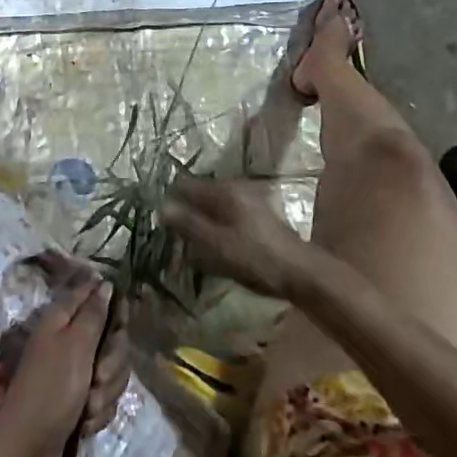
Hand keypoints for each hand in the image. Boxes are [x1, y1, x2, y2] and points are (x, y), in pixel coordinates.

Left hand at [0, 270, 112, 456]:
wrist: (30, 449)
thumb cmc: (52, 388)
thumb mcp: (75, 344)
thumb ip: (94, 312)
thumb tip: (106, 282)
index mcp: (62, 318)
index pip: (93, 293)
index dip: (112, 304)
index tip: (118, 323)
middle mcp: (70, 339)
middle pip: (111, 336)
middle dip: (112, 361)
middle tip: (98, 375)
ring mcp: (75, 370)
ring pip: (112, 369)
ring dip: (106, 390)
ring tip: (88, 405)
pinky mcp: (80, 398)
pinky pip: (105, 395)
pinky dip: (98, 410)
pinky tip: (85, 421)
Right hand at [161, 178, 317, 298]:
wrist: (298, 271)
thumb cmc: (255, 257)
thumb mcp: (217, 244)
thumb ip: (189, 224)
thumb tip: (162, 207)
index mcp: (225, 190)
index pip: (187, 184)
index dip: (171, 199)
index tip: (159, 220)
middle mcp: (236, 188)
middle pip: (200, 193)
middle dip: (185, 209)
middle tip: (172, 234)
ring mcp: (248, 199)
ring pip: (213, 204)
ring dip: (200, 219)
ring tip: (190, 242)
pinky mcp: (256, 214)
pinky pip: (226, 213)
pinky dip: (215, 224)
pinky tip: (213, 243)